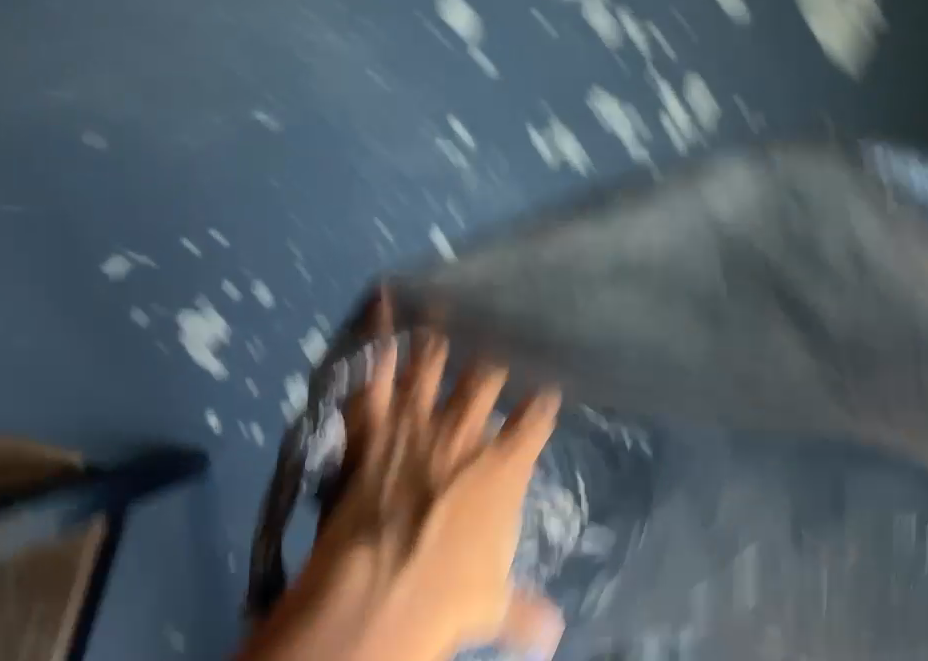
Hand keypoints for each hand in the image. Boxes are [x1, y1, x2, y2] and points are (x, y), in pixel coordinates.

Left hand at [241, 319, 562, 660]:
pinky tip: (379, 305)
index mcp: (502, 469)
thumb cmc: (446, 598)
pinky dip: (378, 340)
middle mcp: (463, 436)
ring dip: (440, 336)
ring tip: (446, 299)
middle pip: (485, 381)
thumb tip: (554, 634)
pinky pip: (376, 378)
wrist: (380, 592)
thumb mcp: (493, 607)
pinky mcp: (373, 429)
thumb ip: (525, 610)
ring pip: (432, 369)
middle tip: (500, 319)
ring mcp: (415, 426)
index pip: (533, 421)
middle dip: (495, 351)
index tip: (550, 379)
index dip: (543, 399)